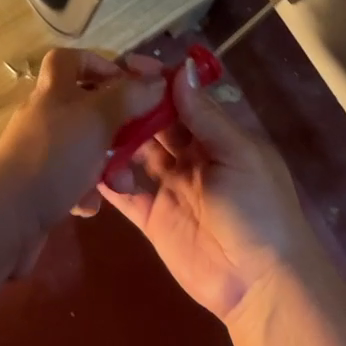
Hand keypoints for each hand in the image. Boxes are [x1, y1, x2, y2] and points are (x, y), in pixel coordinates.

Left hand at [0, 48, 163, 268]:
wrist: (2, 221)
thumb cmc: (53, 157)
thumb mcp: (97, 119)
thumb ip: (129, 97)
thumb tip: (157, 80)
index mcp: (54, 91)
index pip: (69, 59)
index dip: (98, 64)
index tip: (127, 84)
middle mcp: (44, 117)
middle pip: (83, 106)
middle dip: (115, 124)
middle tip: (137, 140)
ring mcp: (39, 154)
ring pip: (83, 148)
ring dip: (106, 164)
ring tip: (120, 182)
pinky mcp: (37, 189)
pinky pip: (70, 183)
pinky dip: (85, 192)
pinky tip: (89, 205)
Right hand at [101, 57, 321, 320]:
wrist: (261, 282)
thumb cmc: (259, 208)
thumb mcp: (238, 154)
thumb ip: (205, 115)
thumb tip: (181, 67)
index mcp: (217, 135)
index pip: (181, 98)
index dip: (156, 81)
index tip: (126, 63)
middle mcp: (190, 154)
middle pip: (154, 121)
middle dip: (129, 103)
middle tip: (96, 86)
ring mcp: (168, 184)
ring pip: (135, 151)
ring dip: (114, 135)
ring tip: (85, 118)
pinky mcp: (150, 216)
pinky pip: (123, 190)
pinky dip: (106, 177)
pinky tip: (85, 161)